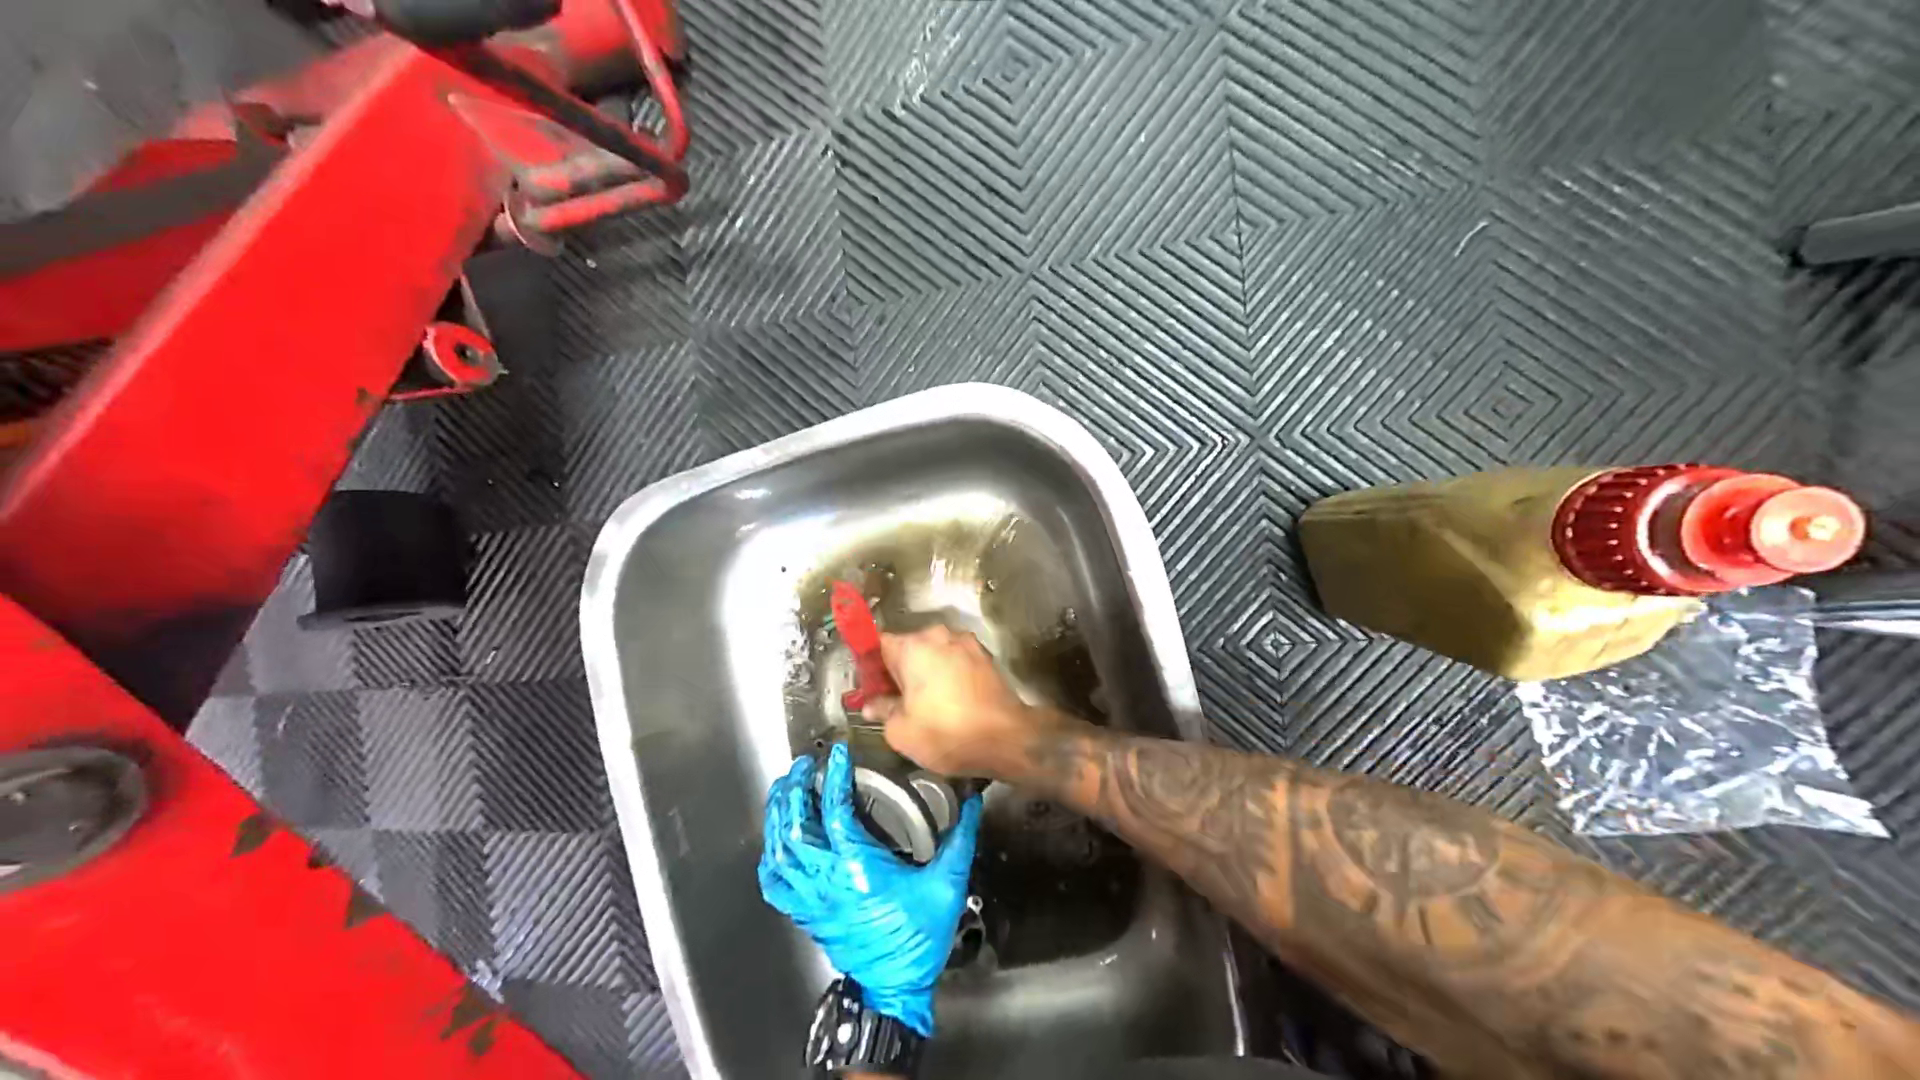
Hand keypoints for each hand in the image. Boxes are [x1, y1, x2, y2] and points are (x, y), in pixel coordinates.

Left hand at [758, 743, 982, 1036]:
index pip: (835, 809)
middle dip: (795, 789)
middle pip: (796, 824)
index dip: (834, 776)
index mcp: (859, 866)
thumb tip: (973, 804)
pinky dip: (771, 858)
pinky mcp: (806, 914)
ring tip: (785, 789)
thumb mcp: (946, 884)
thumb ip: (960, 839)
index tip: (837, 754)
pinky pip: (776, 885)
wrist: (896, 988)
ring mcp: (812, 898)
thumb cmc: (918, 938)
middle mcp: (828, 878)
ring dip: (778, 814)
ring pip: (780, 849)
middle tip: (803, 766)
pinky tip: (776, 840)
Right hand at [862, 626, 1066, 777]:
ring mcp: (966, 644)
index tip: (872, 690)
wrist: (1007, 738)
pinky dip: (949, 676)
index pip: (879, 644)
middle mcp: (939, 635)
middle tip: (896, 702)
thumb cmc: (946, 732)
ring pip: (934, 654)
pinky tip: (950, 703)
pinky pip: (956, 662)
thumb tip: (873, 704)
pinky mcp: (986, 658)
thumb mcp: (901, 731)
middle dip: (900, 671)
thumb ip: (882, 711)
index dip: (871, 667)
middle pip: (908, 647)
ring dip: (926, 673)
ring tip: (926, 705)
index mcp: (913, 647)